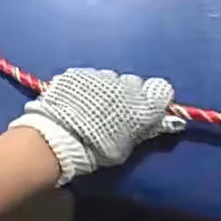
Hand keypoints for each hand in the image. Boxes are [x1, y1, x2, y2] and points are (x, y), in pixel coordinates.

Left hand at [9, 69, 185, 184]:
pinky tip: (73, 99)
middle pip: (132, 82)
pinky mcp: (78, 73)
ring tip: (88, 105)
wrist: (59, 135)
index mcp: (143, 103)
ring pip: (108, 78)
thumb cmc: (96, 148)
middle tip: (112, 110)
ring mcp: (100, 76)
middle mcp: (125, 84)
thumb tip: (157, 122)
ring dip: (104, 88)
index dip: (152, 99)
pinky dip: (83, 86)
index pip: (161, 89)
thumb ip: (143, 130)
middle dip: (126, 94)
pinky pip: (87, 77)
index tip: (144, 108)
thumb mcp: (126, 145)